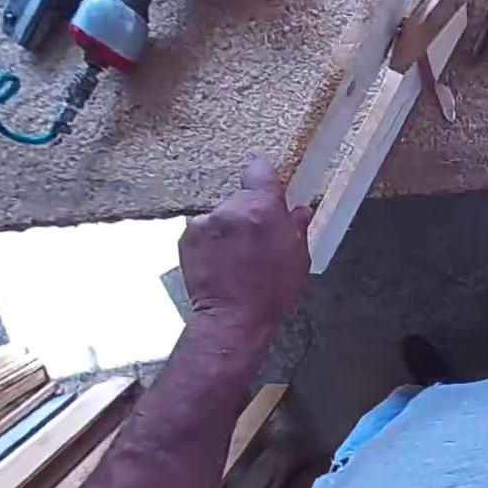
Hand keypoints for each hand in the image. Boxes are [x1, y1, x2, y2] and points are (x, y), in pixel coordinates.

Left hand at [178, 156, 311, 347]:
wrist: (233, 319)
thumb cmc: (272, 291)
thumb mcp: (298, 259)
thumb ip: (298, 227)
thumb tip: (301, 209)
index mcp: (262, 208)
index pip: (258, 168)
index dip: (263, 176)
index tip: (266, 186)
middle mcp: (230, 208)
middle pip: (239, 196)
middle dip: (247, 211)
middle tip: (255, 237)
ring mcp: (204, 222)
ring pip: (220, 214)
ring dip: (227, 227)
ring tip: (235, 254)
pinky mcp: (186, 238)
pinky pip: (202, 230)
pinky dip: (210, 241)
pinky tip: (219, 261)